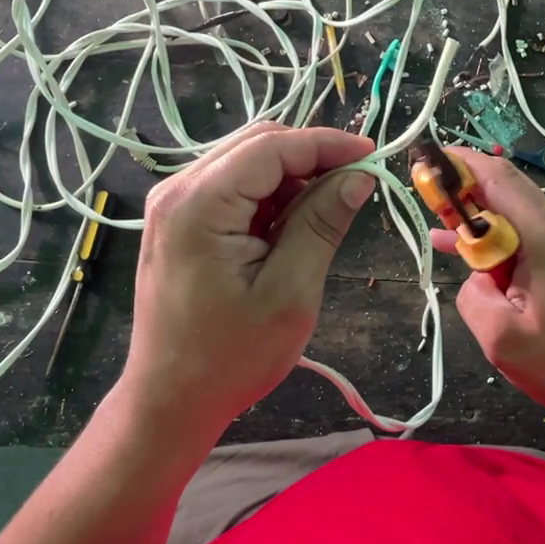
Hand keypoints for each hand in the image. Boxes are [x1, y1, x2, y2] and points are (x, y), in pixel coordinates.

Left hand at [125, 121, 375, 433]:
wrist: (170, 400)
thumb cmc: (230, 357)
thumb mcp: (289, 293)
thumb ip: (322, 224)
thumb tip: (360, 175)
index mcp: (198, 204)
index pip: (271, 146)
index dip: (327, 144)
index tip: (374, 155)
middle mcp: (178, 189)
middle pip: (257, 144)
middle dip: (312, 155)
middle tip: (357, 182)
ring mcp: (175, 203)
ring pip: (248, 161)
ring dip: (293, 175)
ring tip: (328, 208)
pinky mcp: (180, 219)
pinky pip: (235, 185)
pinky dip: (272, 193)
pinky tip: (294, 223)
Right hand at [429, 147, 544, 421]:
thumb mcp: (503, 340)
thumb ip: (473, 297)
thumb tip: (475, 278)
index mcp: (538, 232)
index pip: (493, 175)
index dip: (455, 163)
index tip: (420, 165)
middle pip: (501, 185)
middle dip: (460, 186)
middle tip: (422, 196)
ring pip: (509, 211)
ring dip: (473, 216)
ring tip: (435, 228)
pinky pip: (520, 234)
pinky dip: (490, 237)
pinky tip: (462, 252)